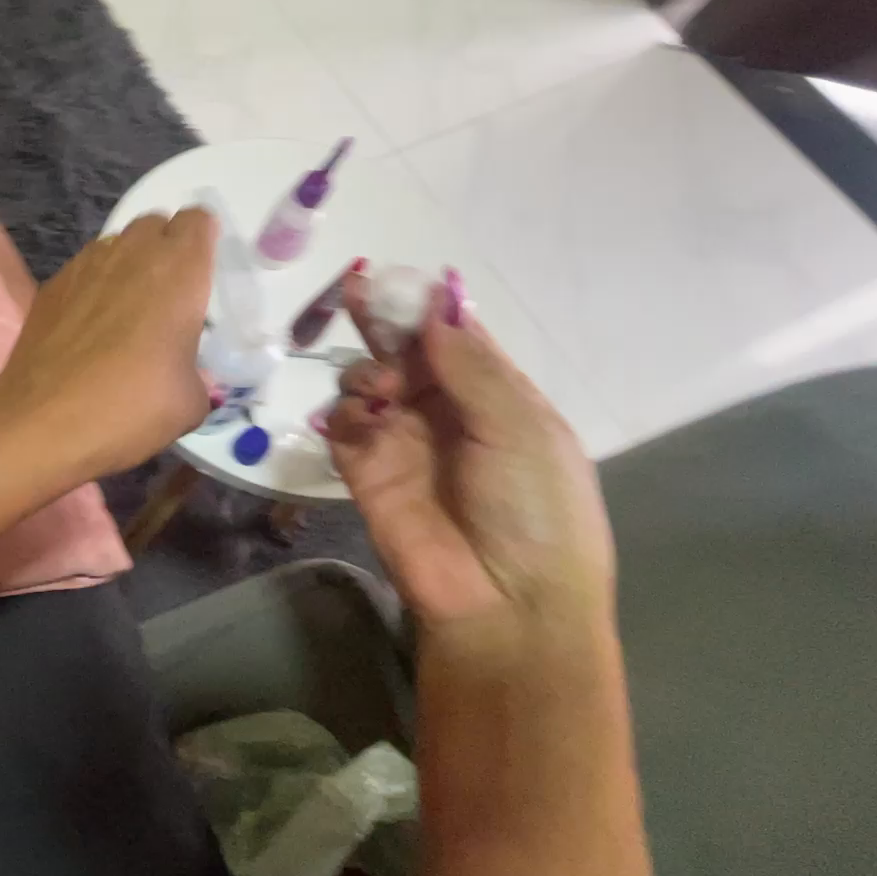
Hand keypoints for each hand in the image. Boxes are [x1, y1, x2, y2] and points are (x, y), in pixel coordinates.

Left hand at [0, 209, 217, 479]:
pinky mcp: (48, 289)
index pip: (196, 221)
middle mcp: (131, 254)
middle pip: (153, 225)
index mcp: (178, 269)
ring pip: (114, 246)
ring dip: (126, 268)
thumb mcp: (189, 404)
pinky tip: (86, 331)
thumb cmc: (128, 408)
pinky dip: (91, 290)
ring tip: (124, 314)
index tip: (199, 277)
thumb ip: (196, 375)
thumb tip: (183, 377)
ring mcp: (82, 267)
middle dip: (163, 250)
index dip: (201, 243)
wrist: (42, 424)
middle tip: (165, 297)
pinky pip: (81, 273)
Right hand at [324, 271, 614, 647]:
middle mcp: (444, 410)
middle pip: (403, 351)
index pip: (454, 336)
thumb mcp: (520, 427)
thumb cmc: (533, 507)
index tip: (397, 279)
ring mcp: (400, 440)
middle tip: (355, 293)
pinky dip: (344, 413)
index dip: (426, 307)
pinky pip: (343, 425)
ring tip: (380, 391)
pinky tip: (358, 419)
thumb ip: (471, 367)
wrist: (500, 596)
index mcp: (496, 395)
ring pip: (367, 382)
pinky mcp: (363, 470)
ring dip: (367, 372)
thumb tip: (435, 306)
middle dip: (381, 322)